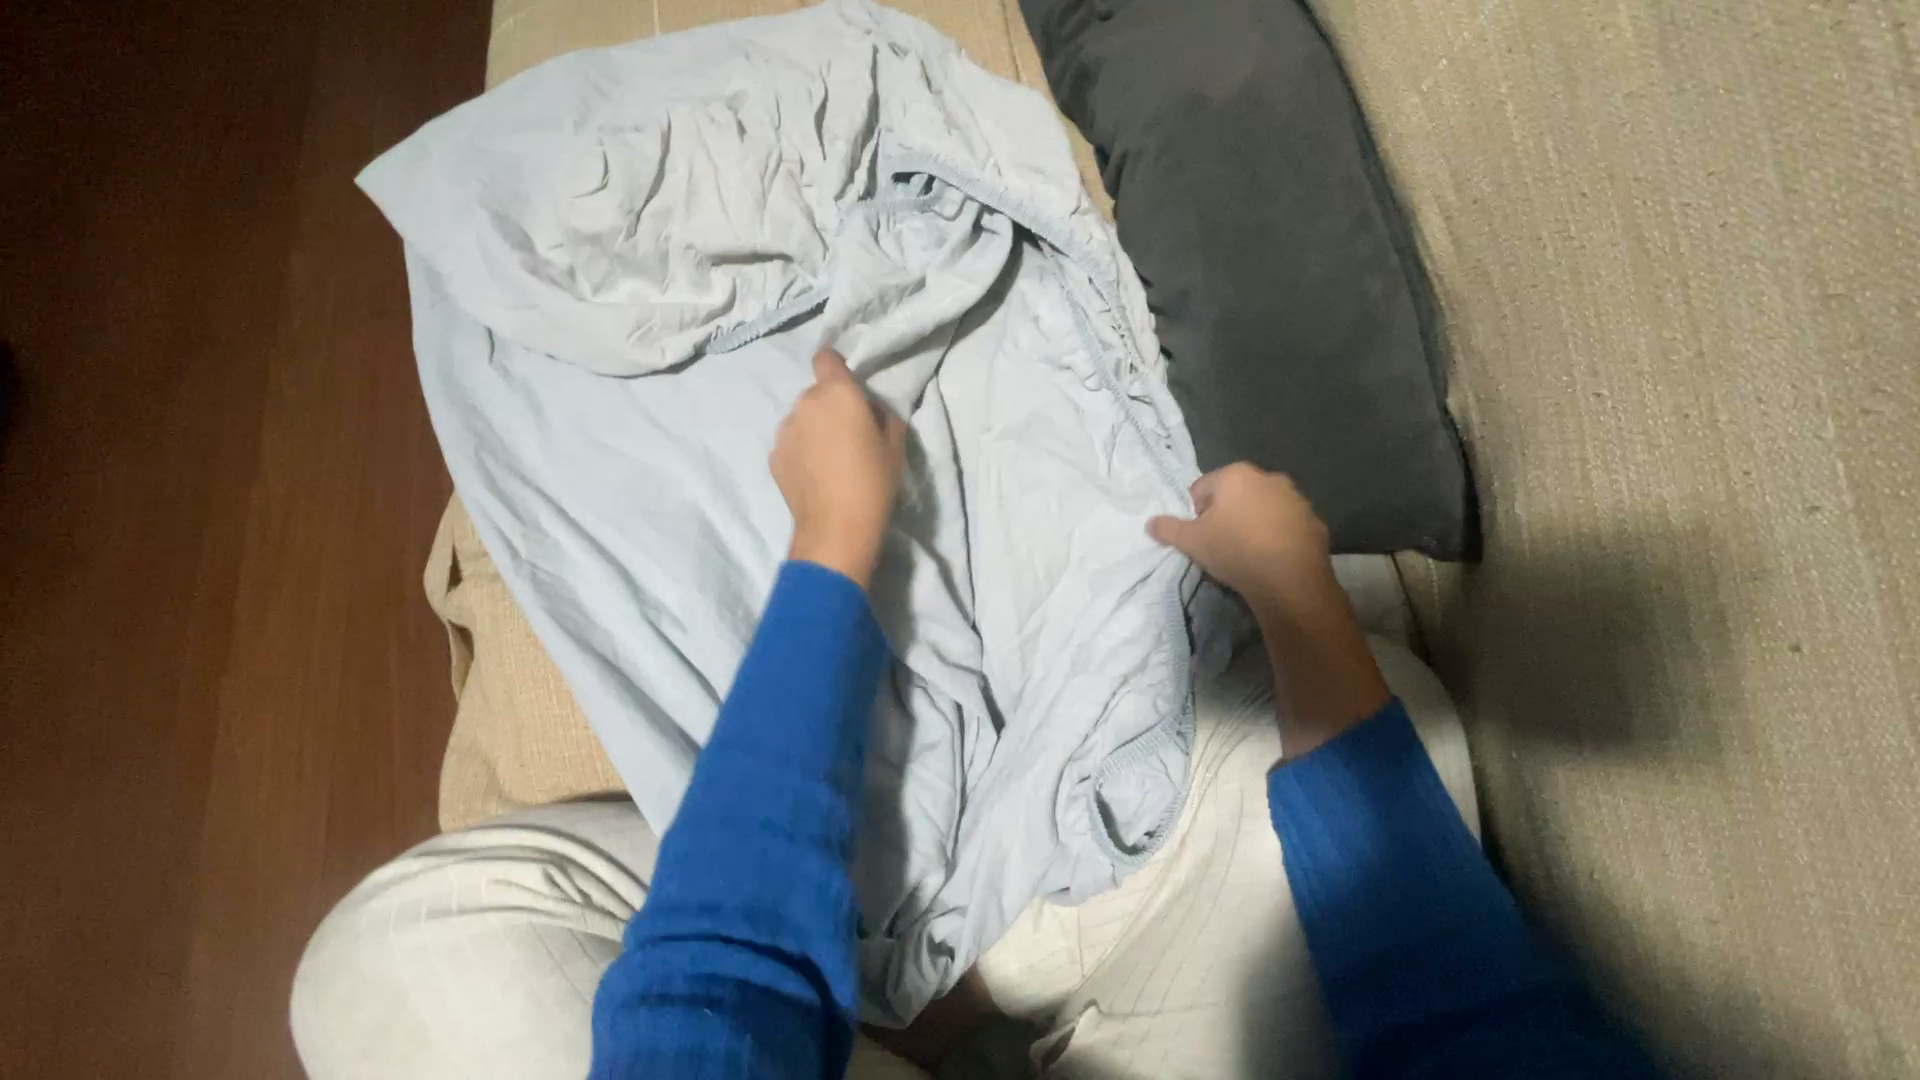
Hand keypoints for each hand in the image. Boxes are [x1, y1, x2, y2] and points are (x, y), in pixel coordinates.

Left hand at [771, 348, 907, 588]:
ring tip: (830, 460)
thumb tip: (869, 409)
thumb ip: (882, 415)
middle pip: (816, 393)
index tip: (847, 386)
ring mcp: (784, 430)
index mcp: (837, 392)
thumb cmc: (873, 481)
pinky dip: (801, 452)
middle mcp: (805, 403)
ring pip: (801, 419)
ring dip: (813, 429)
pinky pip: (791, 444)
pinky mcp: (773, 456)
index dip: (836, 366)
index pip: (826, 357)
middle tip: (849, 435)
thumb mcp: (894, 445)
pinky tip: (815, 476)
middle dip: (830, 406)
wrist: (837, 528)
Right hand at [1148, 463, 1388, 752]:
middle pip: (1234, 495)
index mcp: (1235, 475)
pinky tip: (1271, 559)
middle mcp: (1267, 478)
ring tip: (1247, 554)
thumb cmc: (1234, 550)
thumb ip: (1168, 529)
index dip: (1196, 514)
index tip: (1200, 537)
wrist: (1289, 579)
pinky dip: (1277, 536)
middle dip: (1226, 515)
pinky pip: (1286, 525)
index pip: (1201, 489)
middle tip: (1220, 545)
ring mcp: (1295, 498)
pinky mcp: (1314, 520)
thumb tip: (1150, 523)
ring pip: (1262, 508)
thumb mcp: (1191, 542)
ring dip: (1252, 524)